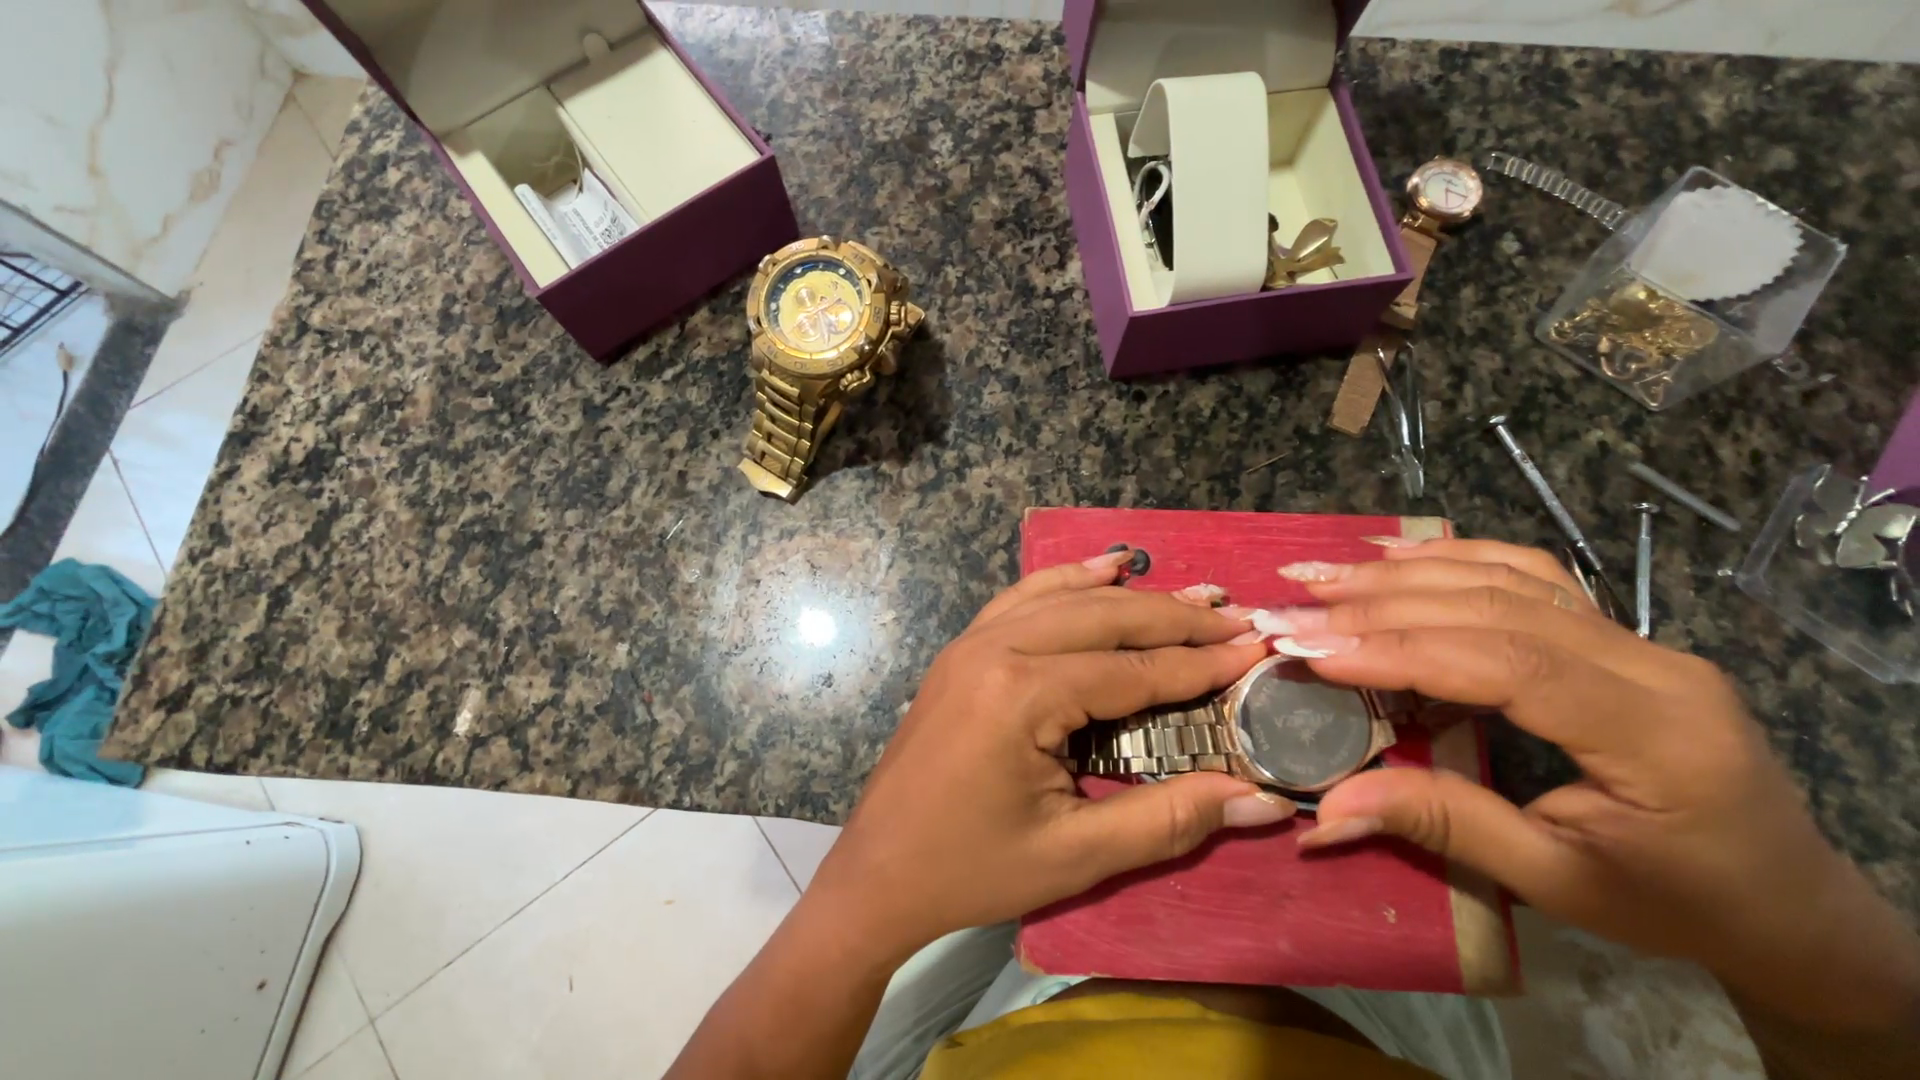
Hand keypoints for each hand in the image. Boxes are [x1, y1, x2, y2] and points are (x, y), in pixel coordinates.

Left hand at [805, 550, 1294, 963]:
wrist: (876, 875)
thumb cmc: (972, 870)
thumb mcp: (1076, 856)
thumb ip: (1169, 819)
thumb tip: (1262, 798)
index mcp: (1020, 695)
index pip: (1132, 669)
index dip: (1200, 663)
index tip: (1257, 649)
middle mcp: (994, 649)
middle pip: (1102, 617)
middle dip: (1174, 619)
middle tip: (1237, 620)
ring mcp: (969, 644)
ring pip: (1064, 597)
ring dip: (1129, 595)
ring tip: (1190, 597)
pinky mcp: (958, 653)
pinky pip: (1022, 599)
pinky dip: (1068, 582)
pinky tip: (1102, 572)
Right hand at [1282, 538, 1919, 1031]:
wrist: (1787, 903)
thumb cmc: (1677, 904)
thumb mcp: (1559, 881)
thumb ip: (1445, 826)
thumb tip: (1328, 809)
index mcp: (1654, 733)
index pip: (1509, 665)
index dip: (1402, 649)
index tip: (1312, 650)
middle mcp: (1654, 665)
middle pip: (1497, 608)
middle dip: (1380, 606)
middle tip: (1289, 611)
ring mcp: (1642, 640)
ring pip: (1509, 578)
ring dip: (1406, 574)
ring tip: (1321, 578)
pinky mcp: (1624, 635)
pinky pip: (1535, 575)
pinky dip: (1458, 559)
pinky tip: (1399, 558)